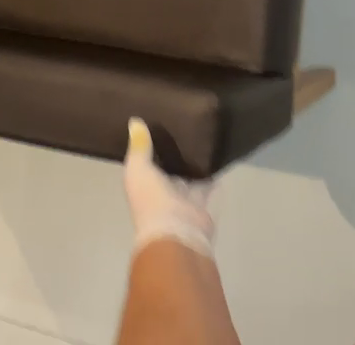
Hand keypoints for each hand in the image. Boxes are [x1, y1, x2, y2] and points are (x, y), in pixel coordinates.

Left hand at [123, 118, 215, 256]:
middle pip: (173, 169)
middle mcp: (165, 193)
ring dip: (197, 162)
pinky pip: (212, 184)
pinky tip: (220, 153)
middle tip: (187, 122)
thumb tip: (135, 120)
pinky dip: (216, 173)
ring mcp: (187, 200)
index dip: (153, 145)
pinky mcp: (206, 203)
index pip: (150, 162)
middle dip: (178, 152)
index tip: (161, 121)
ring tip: (205, 133)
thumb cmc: (152, 201)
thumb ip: (139, 148)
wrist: (177, 233)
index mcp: (146, 185)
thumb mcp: (138, 170)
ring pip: (193, 176)